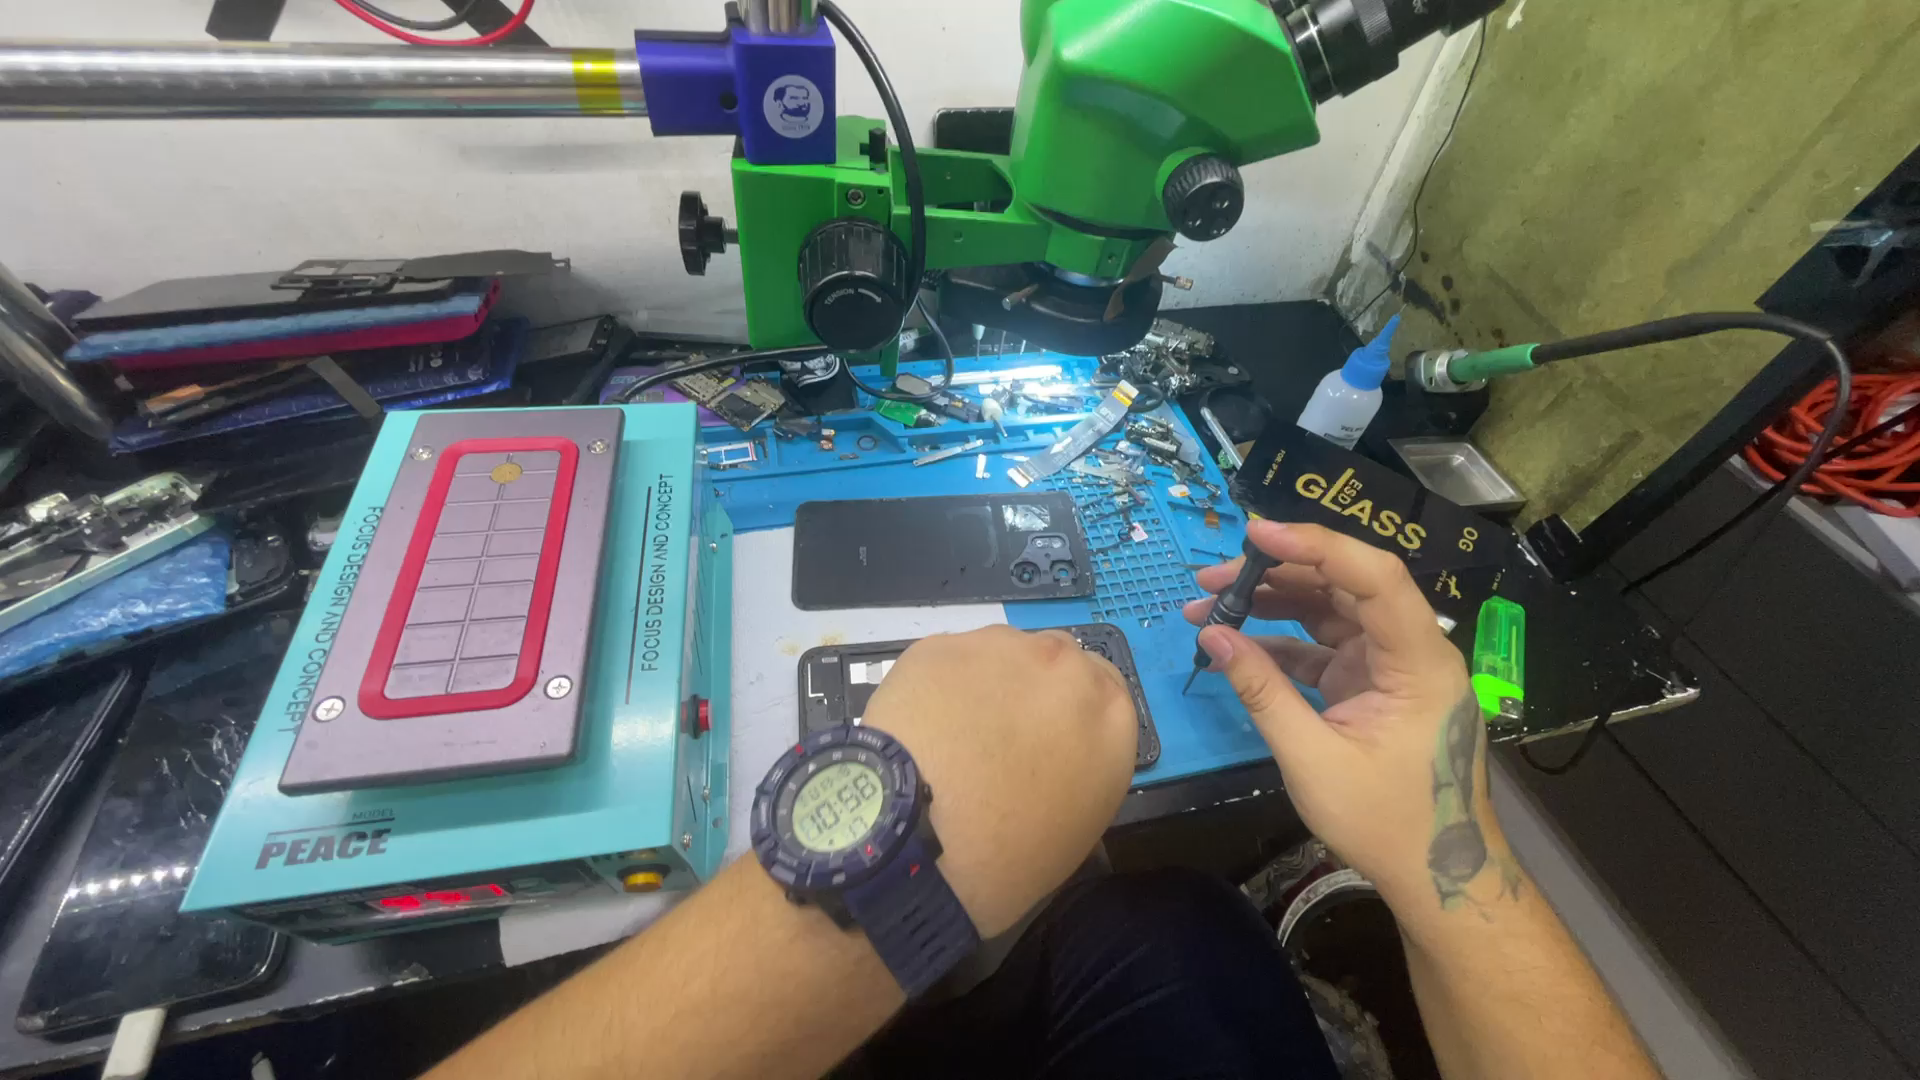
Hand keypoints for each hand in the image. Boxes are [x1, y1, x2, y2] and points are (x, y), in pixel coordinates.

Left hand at [859, 626, 1138, 935]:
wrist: (914, 839)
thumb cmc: (1007, 858)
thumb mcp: (1076, 829)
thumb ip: (1081, 769)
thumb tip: (1056, 758)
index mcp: (1110, 716)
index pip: (1107, 689)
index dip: (1075, 712)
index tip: (1051, 735)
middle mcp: (1064, 666)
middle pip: (1057, 660)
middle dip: (1035, 688)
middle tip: (1002, 733)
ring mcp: (1000, 647)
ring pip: (1001, 653)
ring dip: (989, 681)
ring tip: (954, 731)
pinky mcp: (943, 644)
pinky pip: (950, 660)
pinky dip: (942, 684)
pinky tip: (922, 723)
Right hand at [1182, 521, 1518, 911]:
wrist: (1438, 878)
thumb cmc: (1387, 823)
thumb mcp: (1313, 758)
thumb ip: (1261, 690)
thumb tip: (1211, 634)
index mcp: (1419, 661)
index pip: (1374, 578)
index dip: (1316, 546)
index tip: (1254, 535)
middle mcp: (1409, 650)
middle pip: (1344, 585)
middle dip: (1274, 573)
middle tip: (1209, 577)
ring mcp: (1387, 665)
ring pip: (1328, 610)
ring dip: (1269, 603)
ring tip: (1209, 603)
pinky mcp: (1368, 683)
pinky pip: (1319, 646)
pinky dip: (1277, 642)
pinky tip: (1234, 644)